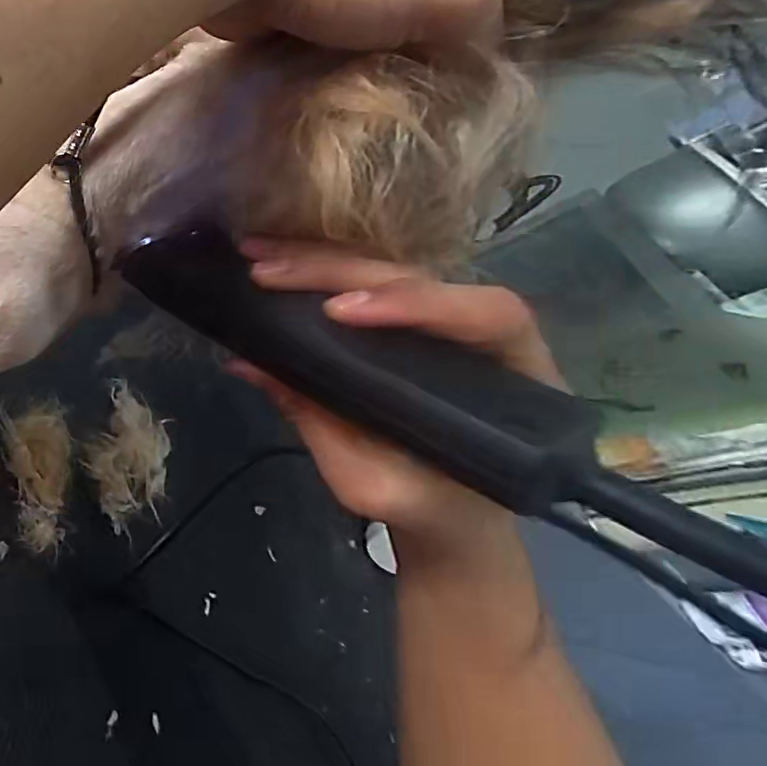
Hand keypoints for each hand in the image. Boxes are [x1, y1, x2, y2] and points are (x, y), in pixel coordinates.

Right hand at [225, 238, 565, 562]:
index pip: (485, 315)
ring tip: (257, 255)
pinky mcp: (404, 309)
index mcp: (515, 375)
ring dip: (315, 257)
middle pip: (417, 275)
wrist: (450, 510)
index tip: (340, 311)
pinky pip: (363, 276)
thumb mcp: (379, 487)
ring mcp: (441, 311)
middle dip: (336, 272)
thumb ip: (324, 429)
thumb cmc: (431, 505)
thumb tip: (251, 365)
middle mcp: (482, 328)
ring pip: (385, 265)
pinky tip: (273, 258)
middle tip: (266, 274)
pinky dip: (315, 265)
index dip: (415, 303)